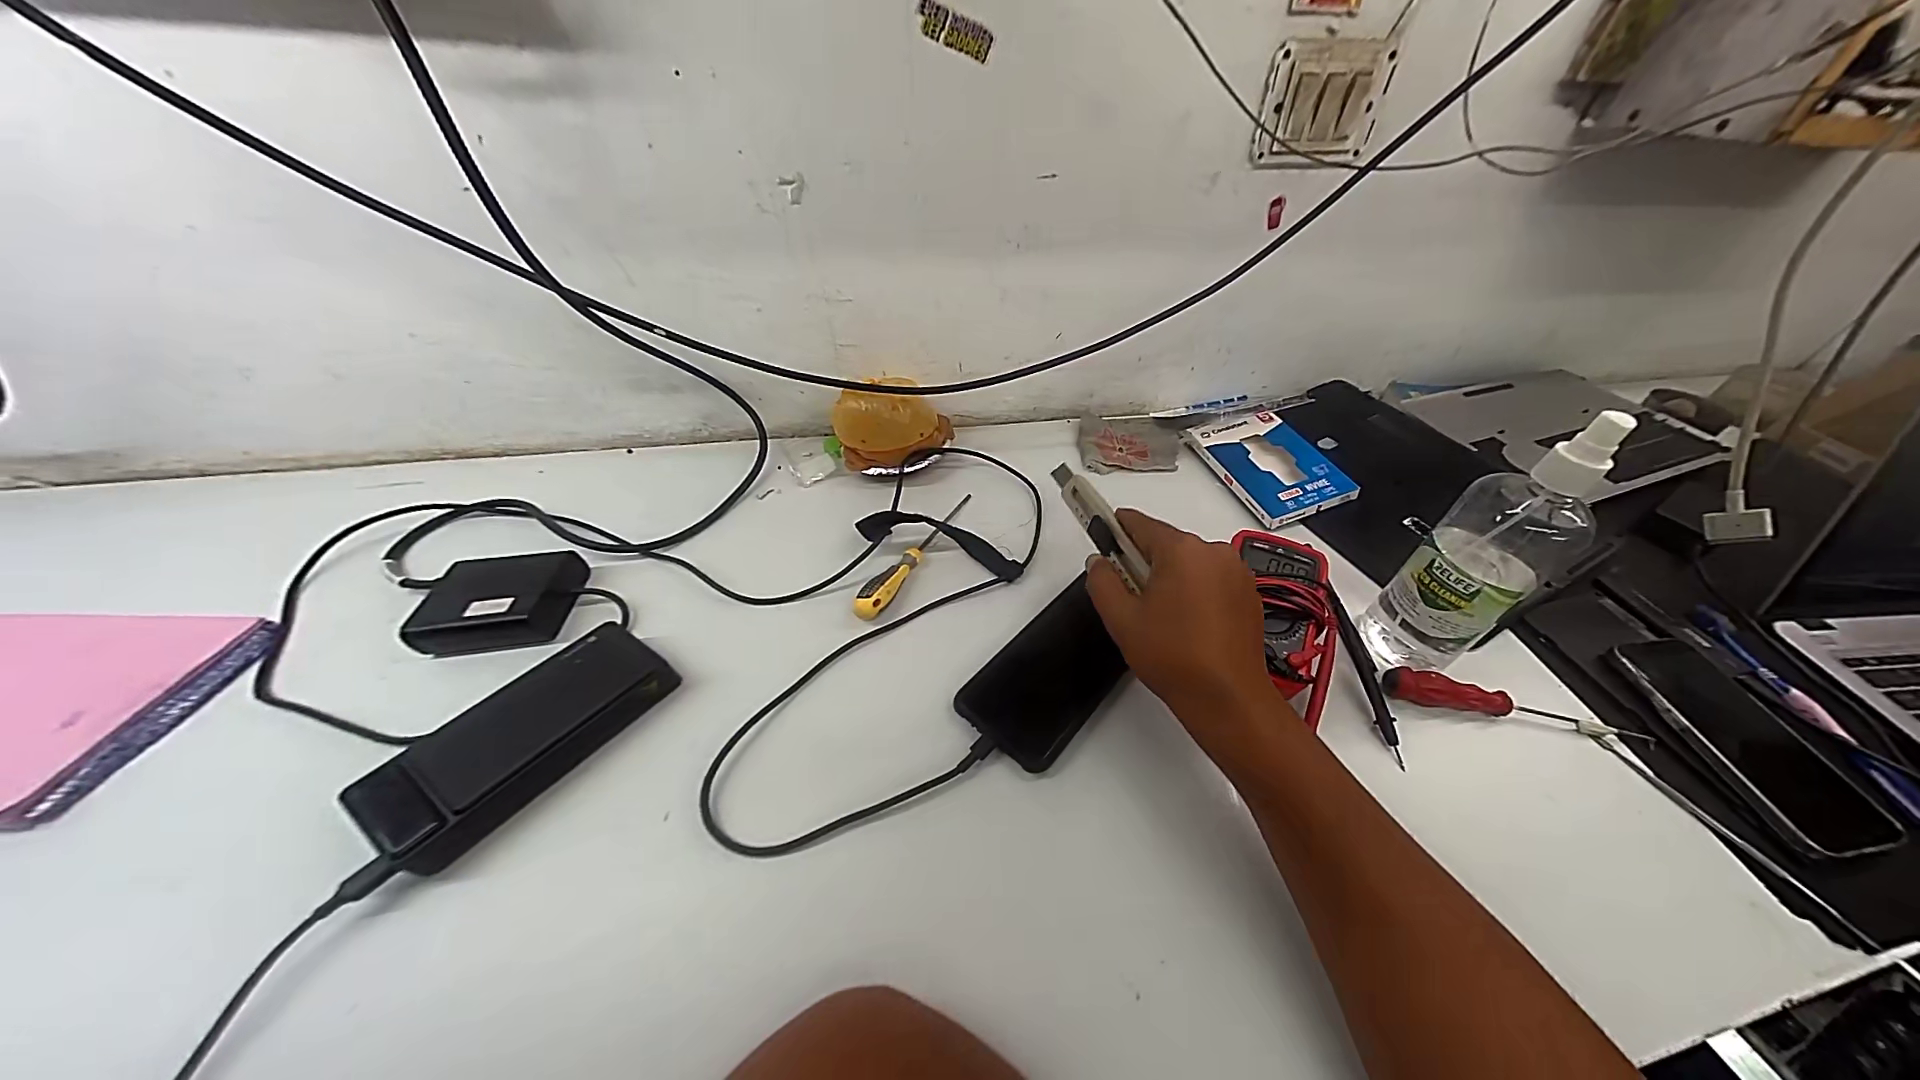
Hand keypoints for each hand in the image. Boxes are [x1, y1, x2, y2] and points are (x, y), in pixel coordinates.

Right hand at [1084, 510, 1288, 753]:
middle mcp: (1214, 553)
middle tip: (1129, 597)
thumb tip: (1099, 563)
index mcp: (1182, 550)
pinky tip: (1183, 624)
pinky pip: (1210, 579)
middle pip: (1165, 544)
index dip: (1113, 528)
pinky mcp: (1247, 593)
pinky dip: (1194, 592)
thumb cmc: (1177, 659)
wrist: (1227, 697)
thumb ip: (1102, 581)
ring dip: (1169, 579)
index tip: (1100, 531)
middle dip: (1142, 563)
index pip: (1138, 523)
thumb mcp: (1121, 618)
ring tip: (1159, 618)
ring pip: (1188, 563)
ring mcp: (1235, 572)